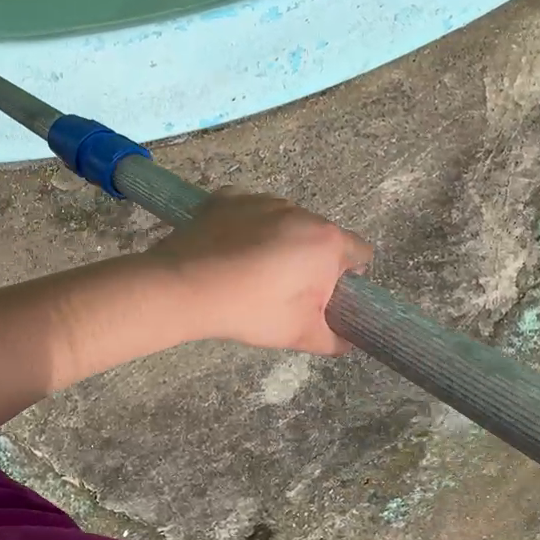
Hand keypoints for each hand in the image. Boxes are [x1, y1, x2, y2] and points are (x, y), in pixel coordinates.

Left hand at [154, 190, 371, 354]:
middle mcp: (296, 211)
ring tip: (247, 268)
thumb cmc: (247, 310)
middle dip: (308, 257)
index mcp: (326, 240)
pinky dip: (241, 223)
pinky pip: (243, 209)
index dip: (346, 275)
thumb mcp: (300, 334)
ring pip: (281, 219)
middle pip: (317, 234)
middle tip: (281, 286)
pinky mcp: (221, 199)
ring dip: (275, 238)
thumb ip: (334, 338)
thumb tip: (345, 340)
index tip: (323, 294)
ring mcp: (256, 200)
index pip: (359, 252)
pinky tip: (227, 247)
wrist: (180, 289)